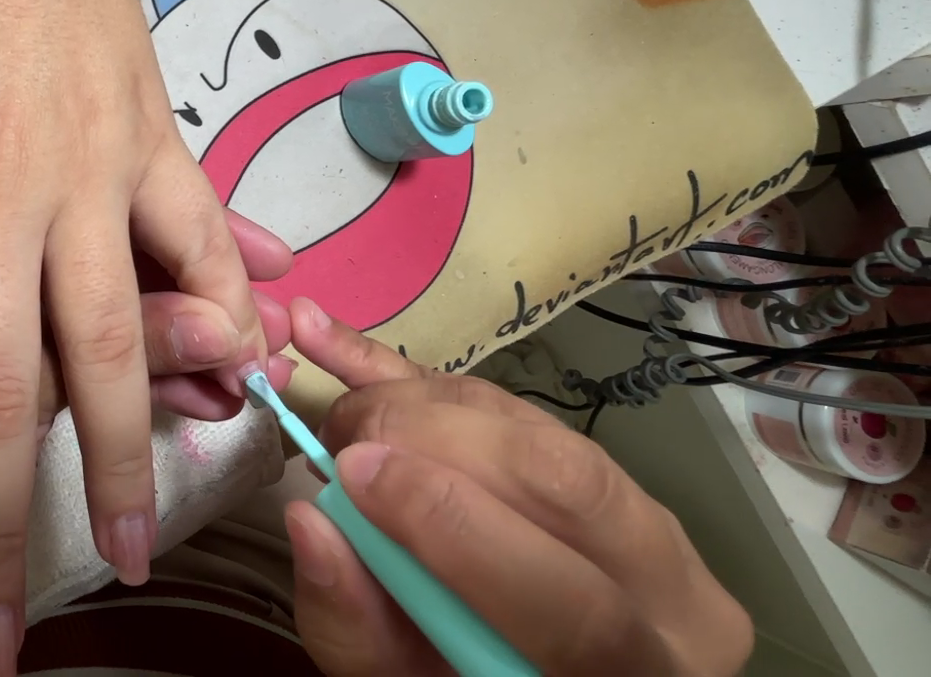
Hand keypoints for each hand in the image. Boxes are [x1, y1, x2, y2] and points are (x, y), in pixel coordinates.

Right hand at [280, 300, 752, 676]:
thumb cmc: (447, 676)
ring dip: (414, 401)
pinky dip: (397, 366)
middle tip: (342, 438)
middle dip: (430, 437)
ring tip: (339, 421)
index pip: (573, 602)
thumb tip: (310, 518)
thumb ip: (352, 623)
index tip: (350, 473)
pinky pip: (490, 393)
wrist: (511, 656)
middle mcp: (667, 585)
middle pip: (564, 477)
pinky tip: (324, 334)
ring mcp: (635, 503)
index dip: (453, 525)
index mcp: (635, 676)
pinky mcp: (571, 446)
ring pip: (529, 420)